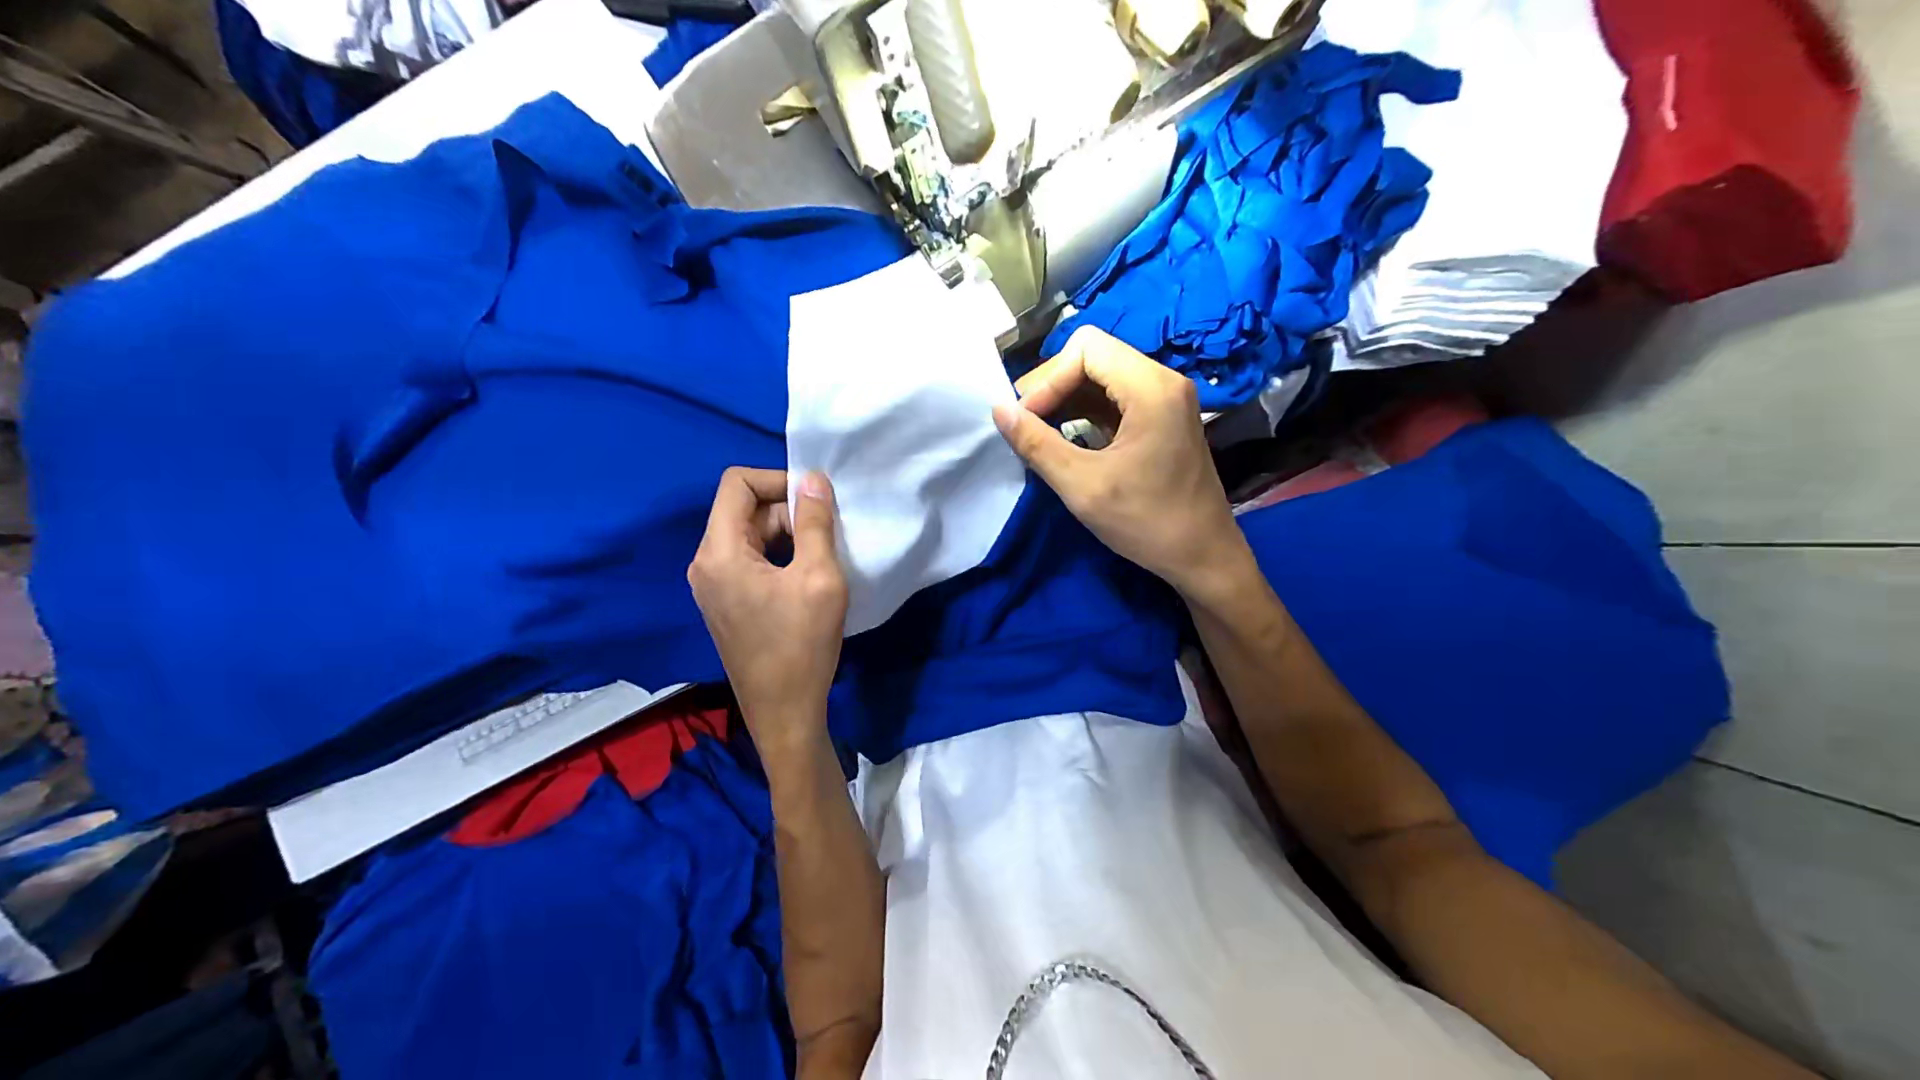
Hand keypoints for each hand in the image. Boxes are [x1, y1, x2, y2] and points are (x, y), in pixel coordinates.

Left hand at [687, 467, 847, 754]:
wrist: (784, 712)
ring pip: (749, 536)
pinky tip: (806, 580)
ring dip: (787, 536)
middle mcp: (705, 564)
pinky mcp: (725, 603)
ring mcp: (712, 586)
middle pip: (743, 510)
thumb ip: (815, 522)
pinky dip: (778, 557)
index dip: (778, 480)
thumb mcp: (819, 577)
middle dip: (787, 512)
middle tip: (826, 537)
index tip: (815, 501)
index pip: (737, 483)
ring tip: (821, 560)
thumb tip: (813, 480)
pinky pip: (749, 561)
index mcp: (719, 552)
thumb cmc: (802, 645)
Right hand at [993, 326, 1253, 602]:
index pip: (1085, 348)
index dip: (1049, 379)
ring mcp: (1165, 399)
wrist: (1204, 557)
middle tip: (1028, 425)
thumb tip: (998, 410)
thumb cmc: (1147, 522)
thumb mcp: (1083, 486)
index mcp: (1152, 388)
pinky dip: (1085, 411)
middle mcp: (1163, 381)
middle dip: (1054, 386)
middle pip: (1093, 356)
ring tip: (1039, 432)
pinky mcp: (1162, 418)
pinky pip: (1115, 397)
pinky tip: (1065, 437)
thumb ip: (1037, 444)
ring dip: (1066, 399)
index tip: (1028, 420)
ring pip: (1102, 376)